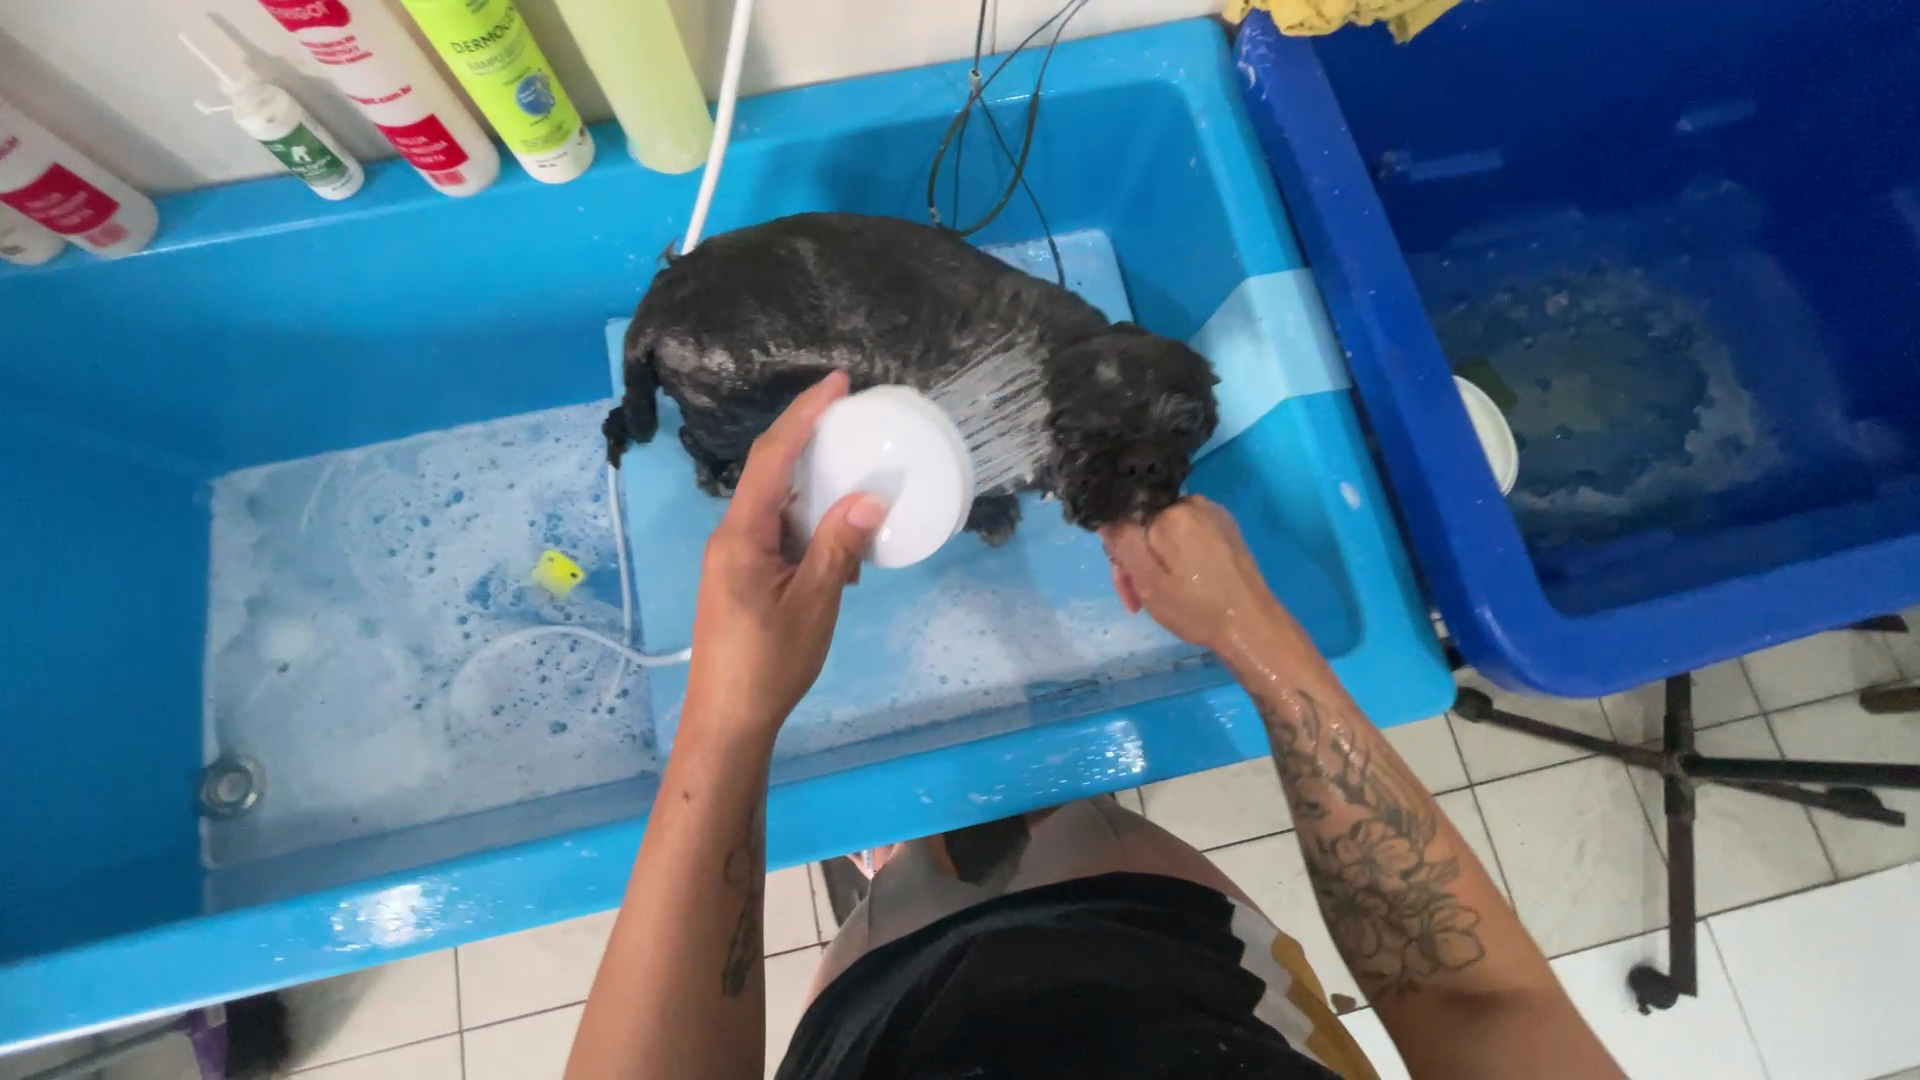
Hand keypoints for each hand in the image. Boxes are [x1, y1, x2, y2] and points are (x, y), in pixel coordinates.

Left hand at [685, 371, 887, 733]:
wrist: (728, 720)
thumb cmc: (768, 663)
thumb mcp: (814, 603)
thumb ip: (839, 547)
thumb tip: (869, 497)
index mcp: (742, 534)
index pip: (773, 456)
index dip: (804, 414)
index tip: (838, 383)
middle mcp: (734, 536)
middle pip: (773, 473)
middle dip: (813, 444)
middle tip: (857, 425)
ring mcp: (738, 557)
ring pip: (781, 508)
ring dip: (820, 498)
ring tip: (860, 492)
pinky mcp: (747, 577)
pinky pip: (783, 538)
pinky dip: (815, 533)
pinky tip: (845, 553)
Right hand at [1100, 497, 1284, 654]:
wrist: (1253, 627)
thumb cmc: (1195, 608)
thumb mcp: (1147, 580)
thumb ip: (1123, 543)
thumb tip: (1106, 519)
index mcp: (1171, 511)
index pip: (1125, 519)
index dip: (1119, 551)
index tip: (1126, 583)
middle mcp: (1193, 503)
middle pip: (1147, 526)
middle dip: (1138, 561)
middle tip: (1138, 600)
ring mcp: (1214, 515)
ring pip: (1167, 534)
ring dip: (1157, 562)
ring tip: (1160, 597)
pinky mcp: (1227, 530)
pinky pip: (1188, 536)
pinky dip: (1178, 558)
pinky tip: (1183, 584)